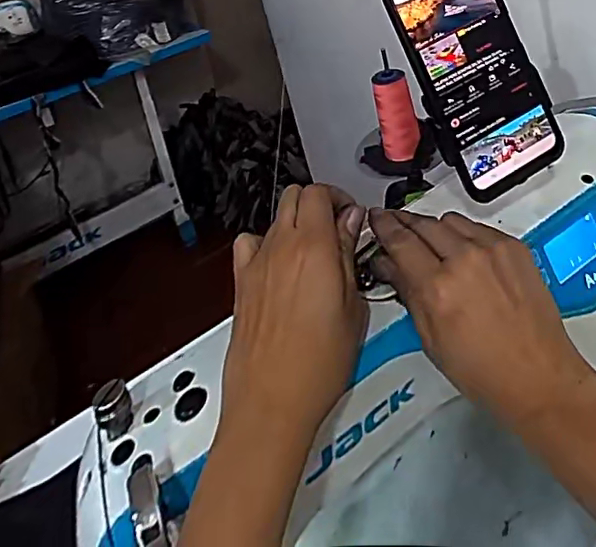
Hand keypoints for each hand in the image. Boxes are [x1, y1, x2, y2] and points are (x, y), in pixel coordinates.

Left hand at [221, 184, 367, 441]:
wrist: (272, 403)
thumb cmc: (318, 364)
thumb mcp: (354, 306)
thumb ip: (349, 254)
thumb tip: (352, 222)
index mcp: (313, 247)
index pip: (319, 192)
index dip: (339, 198)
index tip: (352, 217)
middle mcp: (281, 247)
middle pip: (294, 195)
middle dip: (318, 203)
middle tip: (337, 228)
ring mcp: (257, 265)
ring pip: (275, 218)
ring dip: (295, 222)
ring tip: (313, 250)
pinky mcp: (241, 285)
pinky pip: (249, 244)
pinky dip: (265, 244)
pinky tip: (280, 265)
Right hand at [367, 208, 595, 426]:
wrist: (537, 374)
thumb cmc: (485, 371)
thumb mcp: (431, 340)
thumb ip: (408, 293)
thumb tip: (389, 264)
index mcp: (438, 287)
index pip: (400, 241)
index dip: (384, 226)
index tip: (376, 218)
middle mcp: (465, 259)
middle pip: (423, 223)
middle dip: (405, 223)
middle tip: (396, 227)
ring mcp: (492, 249)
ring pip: (450, 220)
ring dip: (435, 228)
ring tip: (431, 245)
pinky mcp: (513, 246)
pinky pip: (478, 227)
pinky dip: (465, 235)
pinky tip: (463, 252)